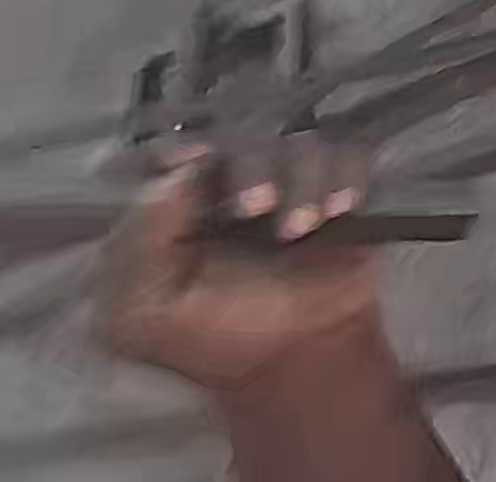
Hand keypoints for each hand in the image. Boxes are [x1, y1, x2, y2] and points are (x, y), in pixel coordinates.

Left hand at [105, 137, 379, 390]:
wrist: (303, 351)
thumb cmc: (218, 335)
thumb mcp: (145, 311)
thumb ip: (140, 245)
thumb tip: (178, 172)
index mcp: (184, 209)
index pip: (184, 157)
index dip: (192, 151)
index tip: (202, 163)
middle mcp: (243, 185)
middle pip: (250, 144)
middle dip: (255, 172)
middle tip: (259, 209)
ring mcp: (300, 182)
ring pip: (307, 147)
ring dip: (307, 183)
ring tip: (306, 228)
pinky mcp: (348, 186)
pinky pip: (354, 157)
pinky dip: (349, 176)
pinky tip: (343, 209)